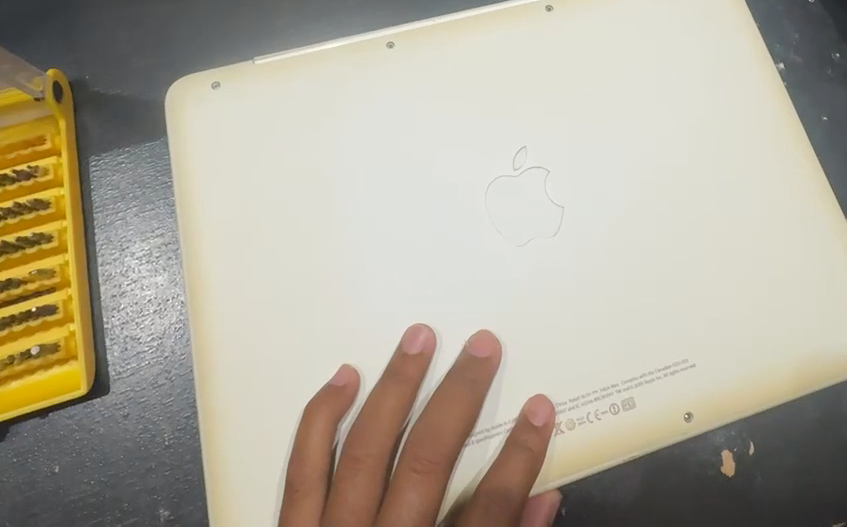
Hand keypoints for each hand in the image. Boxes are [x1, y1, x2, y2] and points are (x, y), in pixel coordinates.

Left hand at [283, 324, 562, 526]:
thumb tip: (544, 500)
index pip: (488, 513)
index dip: (519, 458)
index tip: (541, 408)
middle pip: (426, 464)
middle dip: (459, 398)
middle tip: (484, 345)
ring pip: (365, 450)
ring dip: (395, 388)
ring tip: (420, 337)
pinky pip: (302, 470)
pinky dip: (321, 419)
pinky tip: (345, 377)